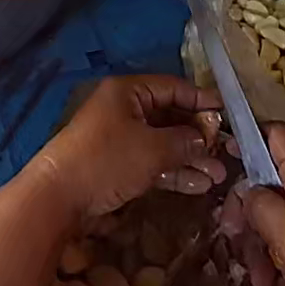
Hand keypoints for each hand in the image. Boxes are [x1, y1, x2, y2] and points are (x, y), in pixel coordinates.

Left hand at [29, 75, 227, 218]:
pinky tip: (198, 185)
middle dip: (198, 135)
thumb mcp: (151, 148)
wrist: (57, 198)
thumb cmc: (106, 160)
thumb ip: (183, 140)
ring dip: (190, 157)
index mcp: (129, 91)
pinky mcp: (118, 163)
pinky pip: (152, 160)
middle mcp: (126, 108)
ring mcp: (121, 137)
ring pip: (163, 141)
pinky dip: (173, 170)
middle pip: (170, 115)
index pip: (173, 87)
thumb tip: (205, 137)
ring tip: (218, 175)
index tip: (227, 113)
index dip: (201, 100)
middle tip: (225, 151)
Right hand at [240, 125, 284, 285]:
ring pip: (281, 214)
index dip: (247, 139)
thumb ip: (262, 207)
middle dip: (249, 210)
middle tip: (233, 241)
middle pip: (271, 179)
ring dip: (264, 245)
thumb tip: (247, 188)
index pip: (275, 133)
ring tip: (261, 283)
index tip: (223, 159)